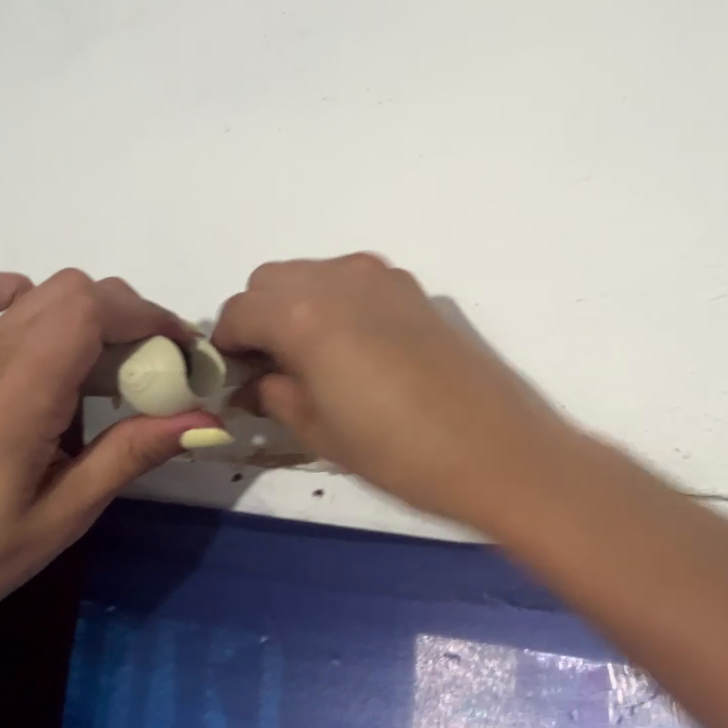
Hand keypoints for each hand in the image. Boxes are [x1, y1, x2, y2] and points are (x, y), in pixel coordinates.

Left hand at [0, 270, 224, 651]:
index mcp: (19, 395)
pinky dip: (9, 294)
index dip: (150, 317)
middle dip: (131, 317)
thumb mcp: (64, 515)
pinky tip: (33, 330)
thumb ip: (133, 454)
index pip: (93, 309)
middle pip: (74, 290)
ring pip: (38, 292)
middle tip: (158, 370)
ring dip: (89, 312)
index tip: (185, 355)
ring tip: (112, 364)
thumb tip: (207, 420)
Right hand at [213, 254, 574, 518]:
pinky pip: (357, 284)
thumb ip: (276, 394)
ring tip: (314, 361)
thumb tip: (255, 382)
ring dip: (299, 306)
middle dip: (260, 318)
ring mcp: (385, 279)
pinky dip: (339, 305)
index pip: (238, 310)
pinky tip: (357, 352)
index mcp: (304, 312)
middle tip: (273, 369)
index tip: (236, 378)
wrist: (499, 449)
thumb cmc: (400, 452)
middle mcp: (341, 278)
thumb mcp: (321, 431)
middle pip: (273, 281)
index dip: (228, 345)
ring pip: (316, 275)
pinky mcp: (418, 292)